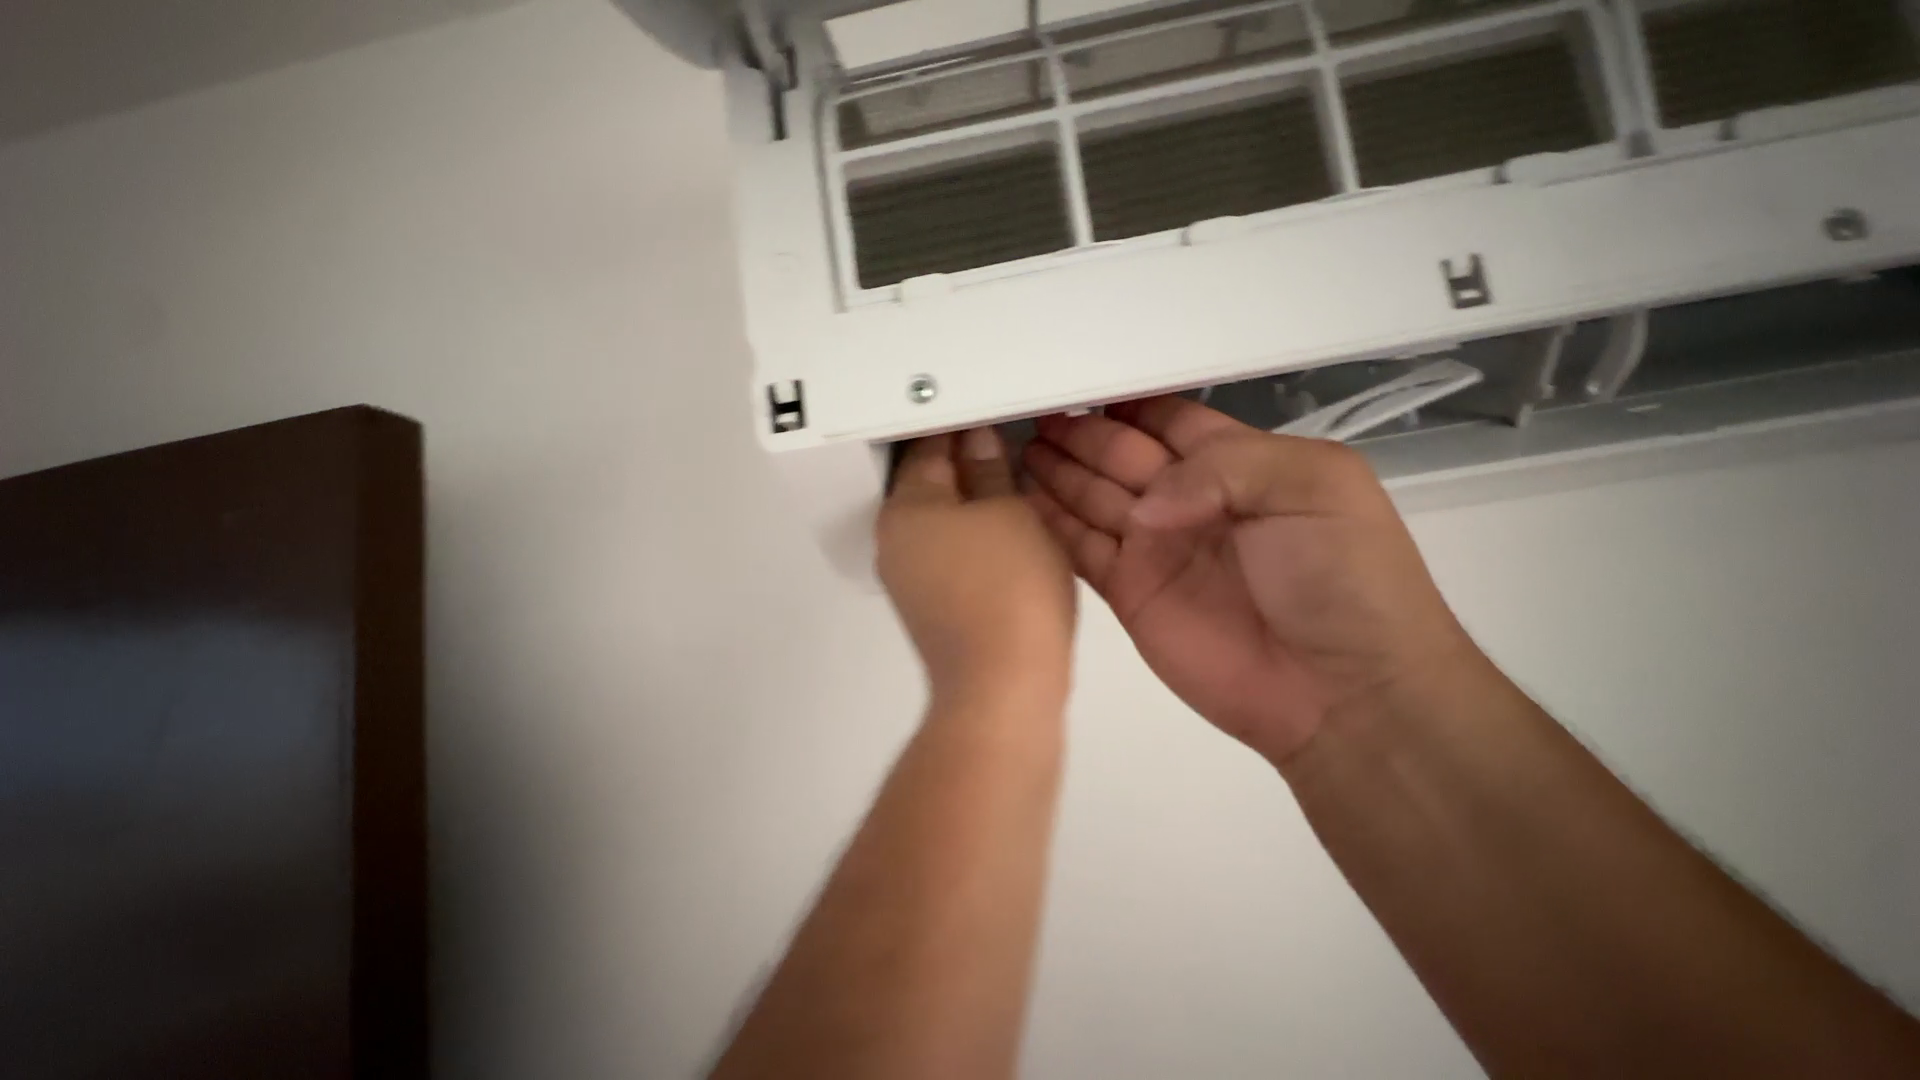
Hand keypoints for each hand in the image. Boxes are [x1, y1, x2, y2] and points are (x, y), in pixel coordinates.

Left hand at [879, 428, 1077, 711]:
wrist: (1002, 688)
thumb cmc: (1009, 587)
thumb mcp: (1010, 514)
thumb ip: (991, 470)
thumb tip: (975, 437)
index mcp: (904, 508)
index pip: (927, 445)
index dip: (961, 422)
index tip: (992, 405)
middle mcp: (893, 540)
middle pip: (928, 484)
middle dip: (964, 460)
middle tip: (1010, 436)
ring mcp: (907, 577)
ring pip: (939, 520)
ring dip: (970, 498)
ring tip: (1014, 477)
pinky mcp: (929, 606)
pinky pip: (949, 552)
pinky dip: (972, 534)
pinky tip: (1005, 528)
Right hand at [1023, 397, 1473, 762]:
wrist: (1342, 691)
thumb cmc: (1343, 578)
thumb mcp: (1311, 487)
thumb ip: (1222, 467)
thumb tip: (1144, 508)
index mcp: (1238, 463)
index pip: (1168, 419)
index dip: (1125, 403)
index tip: (1078, 382)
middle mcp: (1191, 500)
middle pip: (1119, 455)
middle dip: (1079, 434)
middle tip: (1030, 412)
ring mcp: (1157, 549)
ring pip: (1092, 498)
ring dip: (1055, 473)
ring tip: (1011, 445)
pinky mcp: (1130, 594)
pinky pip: (1081, 550)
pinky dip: (1050, 526)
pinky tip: (1018, 499)